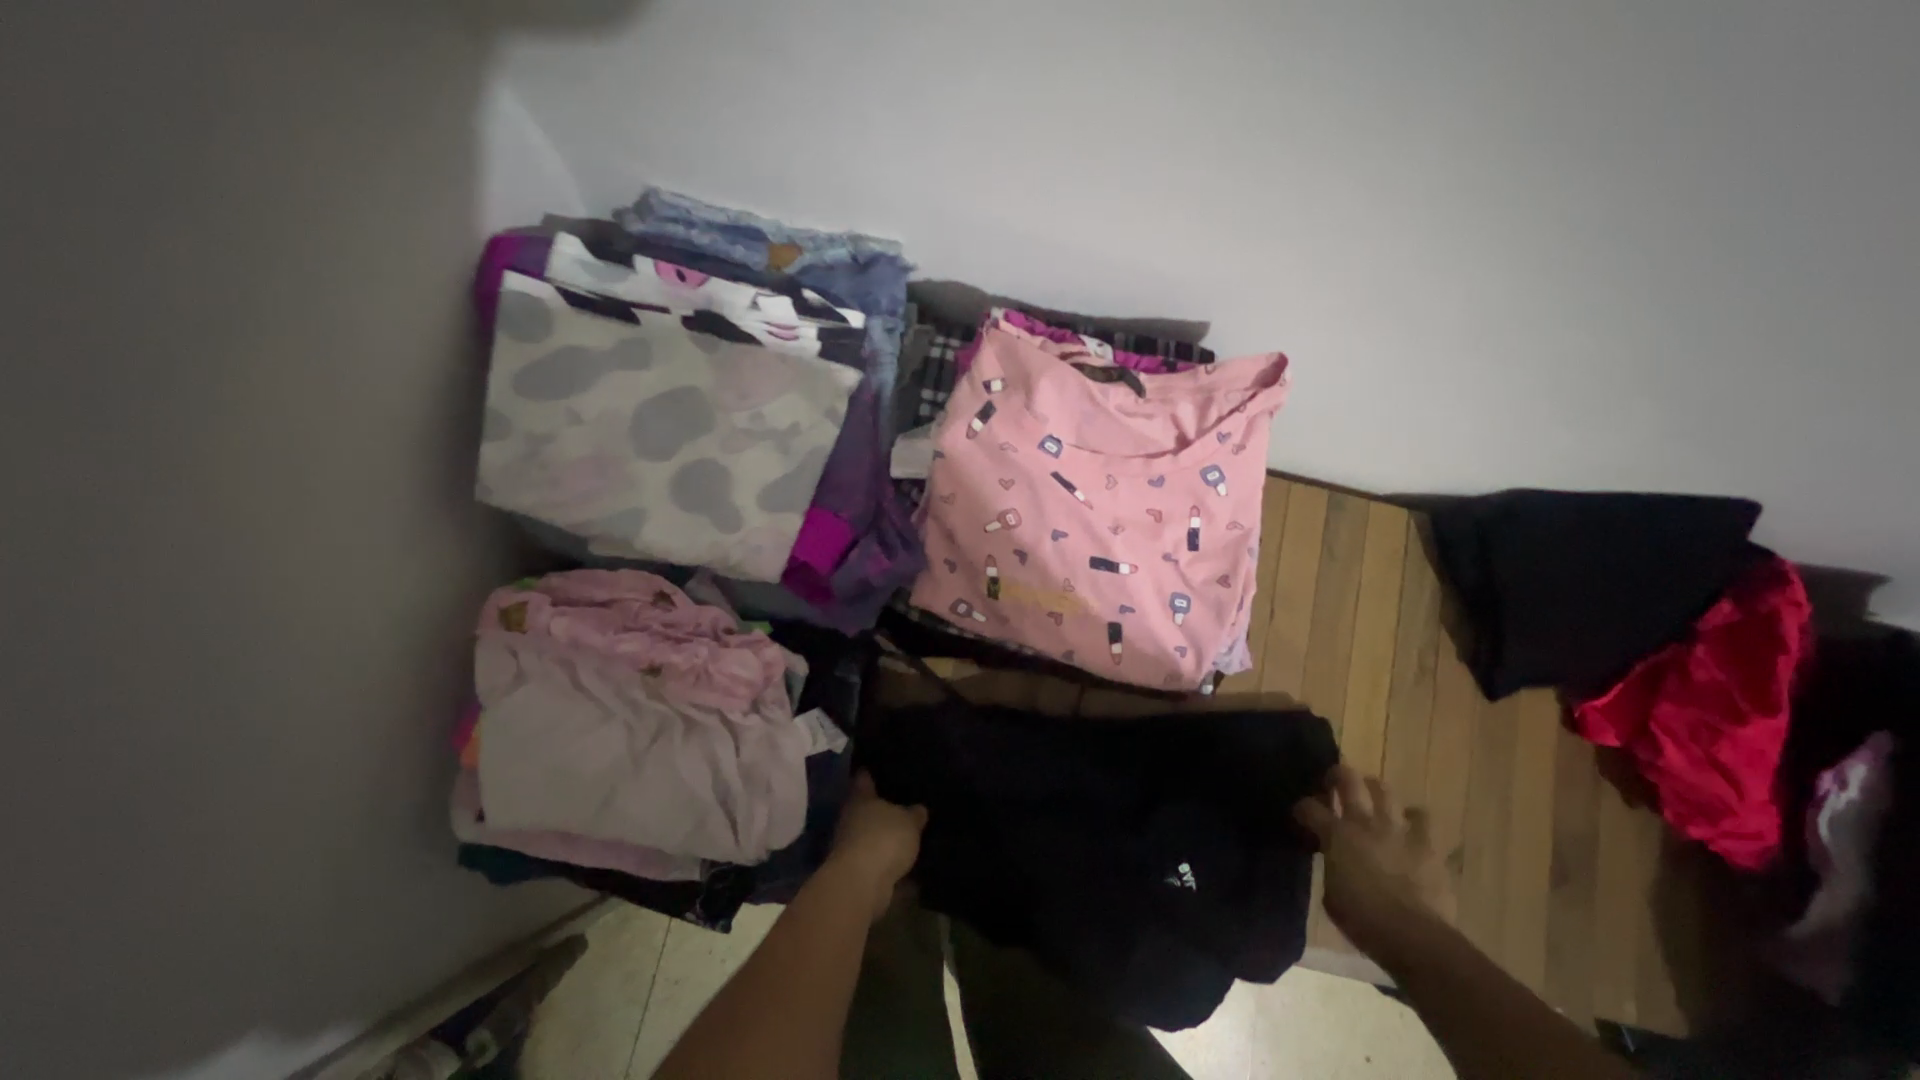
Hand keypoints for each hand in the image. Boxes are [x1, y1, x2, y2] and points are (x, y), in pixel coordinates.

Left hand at [825, 771, 928, 920]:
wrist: (861, 884)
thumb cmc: (884, 839)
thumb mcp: (910, 821)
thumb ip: (915, 813)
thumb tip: (919, 809)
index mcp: (860, 799)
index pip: (864, 779)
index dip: (870, 773)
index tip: (876, 767)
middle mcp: (851, 820)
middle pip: (866, 810)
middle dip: (881, 809)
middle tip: (905, 805)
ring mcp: (851, 848)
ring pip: (871, 838)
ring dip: (886, 840)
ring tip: (910, 838)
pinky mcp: (857, 873)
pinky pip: (878, 865)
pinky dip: (891, 867)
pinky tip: (910, 870)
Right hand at [1293, 766, 1455, 959]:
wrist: (1413, 935)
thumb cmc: (1363, 920)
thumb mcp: (1332, 896)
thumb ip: (1331, 869)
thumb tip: (1335, 863)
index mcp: (1336, 836)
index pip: (1309, 808)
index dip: (1302, 809)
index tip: (1301, 815)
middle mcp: (1365, 823)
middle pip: (1348, 780)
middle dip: (1337, 775)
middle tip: (1333, 782)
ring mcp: (1398, 829)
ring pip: (1385, 790)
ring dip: (1375, 790)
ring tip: (1373, 799)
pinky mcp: (1427, 844)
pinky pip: (1422, 817)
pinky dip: (1413, 818)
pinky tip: (1409, 827)